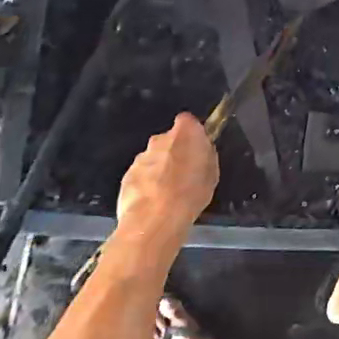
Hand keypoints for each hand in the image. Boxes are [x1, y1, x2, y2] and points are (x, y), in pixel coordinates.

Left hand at [115, 114, 218, 247]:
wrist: (155, 218)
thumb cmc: (191, 192)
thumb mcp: (212, 173)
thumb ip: (206, 155)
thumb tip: (201, 150)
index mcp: (185, 134)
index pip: (188, 120)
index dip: (193, 132)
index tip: (198, 146)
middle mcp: (159, 140)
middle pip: (169, 139)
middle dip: (175, 151)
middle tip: (185, 172)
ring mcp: (141, 157)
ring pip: (154, 157)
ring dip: (160, 168)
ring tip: (168, 191)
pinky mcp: (127, 175)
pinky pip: (141, 174)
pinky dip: (147, 182)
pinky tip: (154, 200)